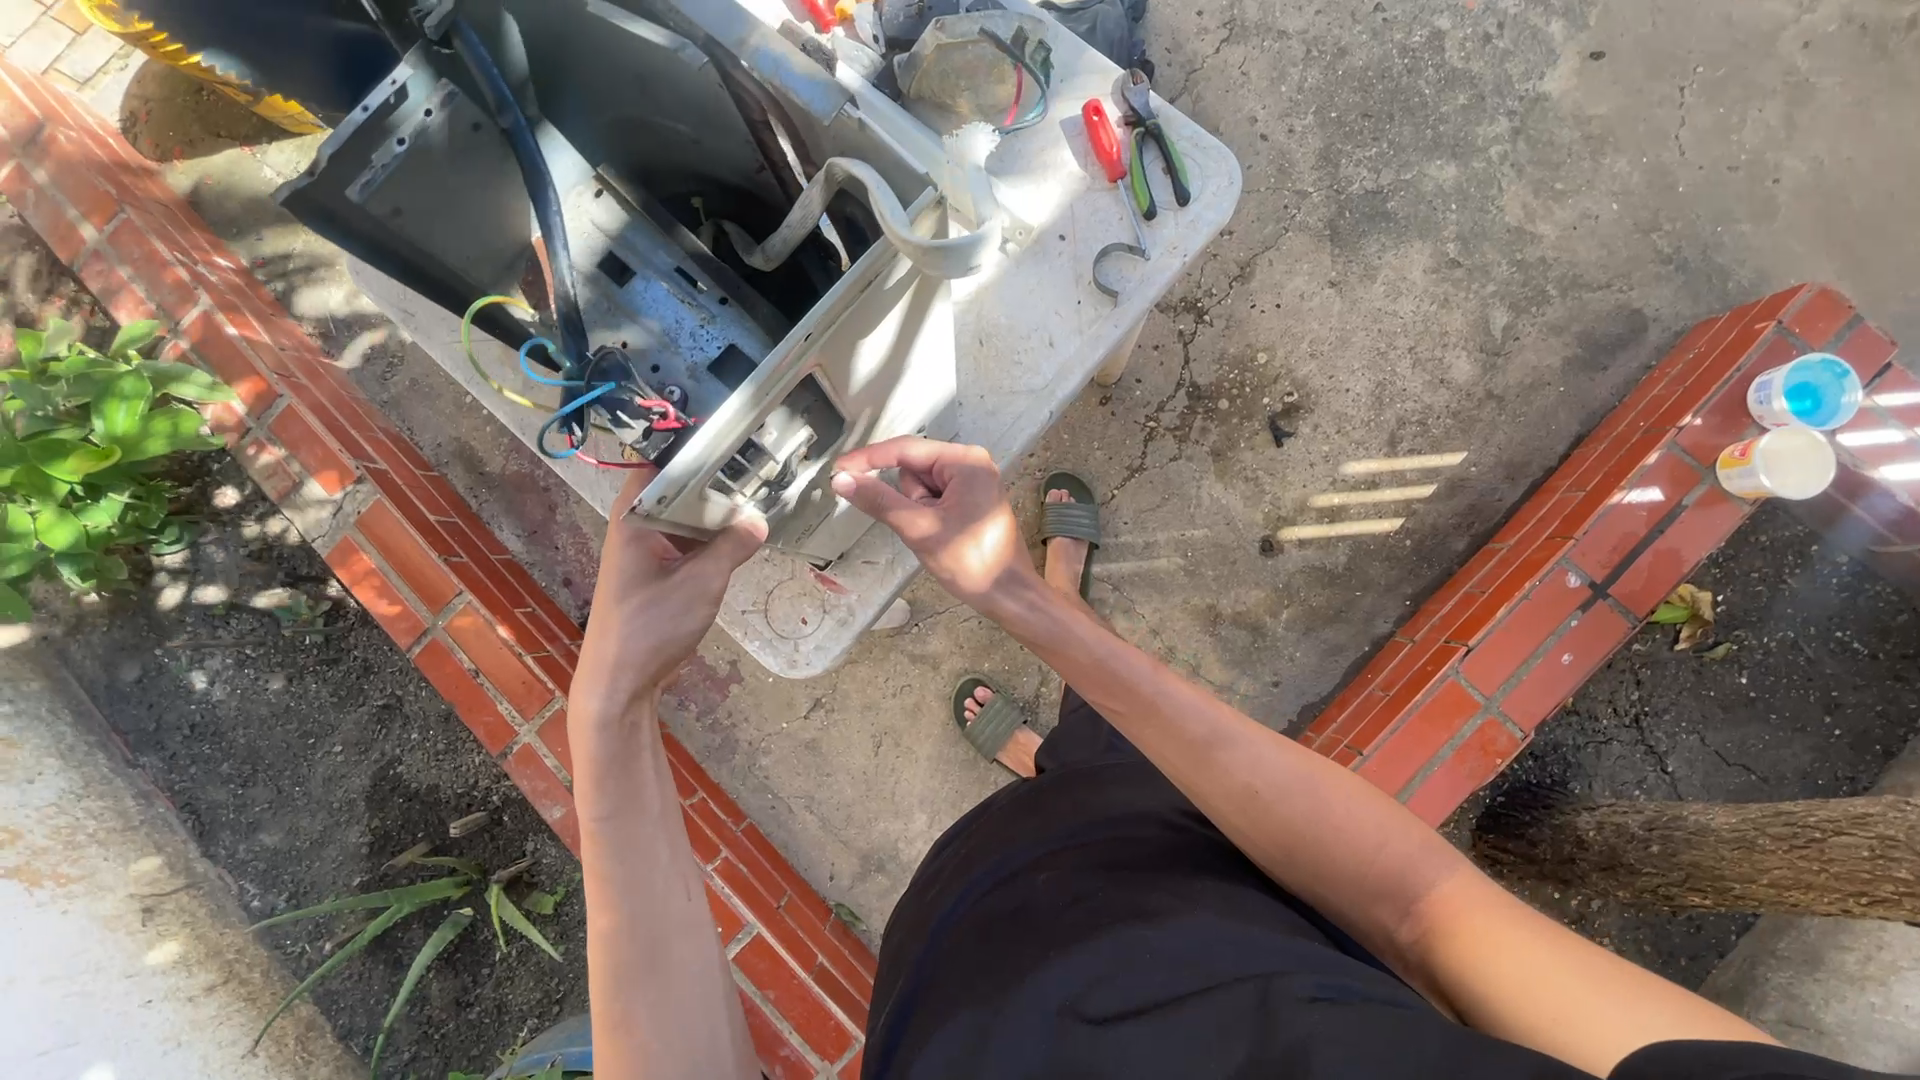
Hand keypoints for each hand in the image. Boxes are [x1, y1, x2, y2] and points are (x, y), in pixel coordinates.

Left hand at [571, 468, 766, 722]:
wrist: (621, 682)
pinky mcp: (659, 571)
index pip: (659, 461)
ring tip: (759, 492)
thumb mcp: (701, 583)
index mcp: (635, 518)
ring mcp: (648, 549)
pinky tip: (744, 533)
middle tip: (758, 462)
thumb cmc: (652, 627)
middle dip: (715, 477)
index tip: (730, 433)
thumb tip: (760, 521)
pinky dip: (713, 536)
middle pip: (678, 487)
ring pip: (686, 515)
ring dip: (717, 510)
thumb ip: (732, 547)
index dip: (692, 445)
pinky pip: (689, 541)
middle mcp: (638, 526)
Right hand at [831, 436, 1041, 619]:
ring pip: (922, 487)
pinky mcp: (973, 499)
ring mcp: (974, 481)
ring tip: (938, 536)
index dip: (868, 459)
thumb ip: (879, 501)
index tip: (838, 470)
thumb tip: (842, 480)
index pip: (904, 450)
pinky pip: (935, 499)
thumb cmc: (971, 562)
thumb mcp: (919, 529)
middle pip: (914, 469)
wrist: (1009, 595)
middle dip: (909, 500)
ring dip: (918, 511)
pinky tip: (943, 536)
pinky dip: (928, 516)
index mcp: (965, 461)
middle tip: (925, 528)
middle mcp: (972, 463)